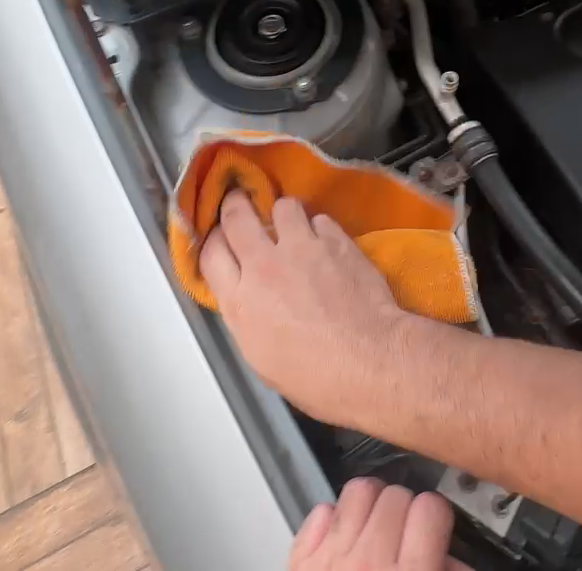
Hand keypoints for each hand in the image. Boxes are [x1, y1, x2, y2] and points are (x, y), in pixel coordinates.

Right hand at [199, 191, 427, 426]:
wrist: (370, 360)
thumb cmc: (318, 376)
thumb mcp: (262, 357)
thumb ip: (247, 315)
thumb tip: (249, 296)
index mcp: (241, 302)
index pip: (211, 253)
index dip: (214, 240)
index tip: (221, 238)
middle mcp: (265, 266)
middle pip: (237, 216)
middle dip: (237, 205)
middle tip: (243, 205)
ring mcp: (302, 248)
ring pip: (282, 206)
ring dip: (285, 214)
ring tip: (294, 226)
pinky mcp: (336, 240)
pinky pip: (321, 219)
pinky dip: (321, 229)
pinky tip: (328, 244)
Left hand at [291, 478, 469, 570]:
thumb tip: (457, 554)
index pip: (431, 507)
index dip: (434, 514)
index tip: (432, 525)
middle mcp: (370, 564)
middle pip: (395, 494)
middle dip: (404, 508)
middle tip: (405, 530)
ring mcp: (331, 561)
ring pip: (358, 490)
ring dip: (369, 504)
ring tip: (374, 524)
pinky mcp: (302, 564)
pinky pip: (319, 512)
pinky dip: (332, 521)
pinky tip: (344, 537)